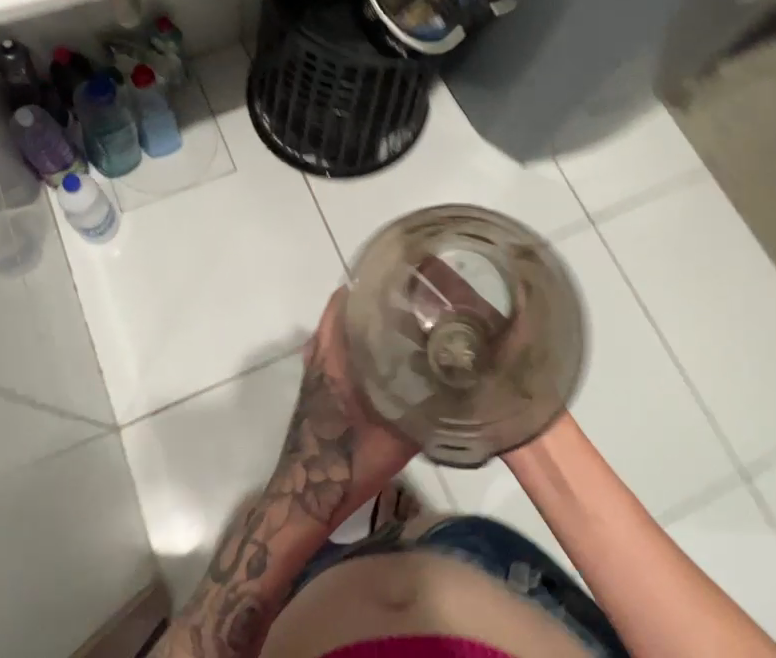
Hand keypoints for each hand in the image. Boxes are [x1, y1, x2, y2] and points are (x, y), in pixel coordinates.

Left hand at [268, 285, 418, 523]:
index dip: (371, 284)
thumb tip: (467, 386)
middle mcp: (320, 358)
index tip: (404, 278)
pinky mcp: (313, 392)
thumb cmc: (350, 462)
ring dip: (357, 324)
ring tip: (396, 324)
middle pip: (338, 313)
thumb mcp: (400, 436)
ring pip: (332, 334)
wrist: (307, 497)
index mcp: (335, 358)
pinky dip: (348, 346)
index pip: (344, 303)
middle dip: (369, 301)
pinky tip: (378, 361)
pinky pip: (330, 353)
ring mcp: (313, 375)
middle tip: (409, 300)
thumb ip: (430, 409)